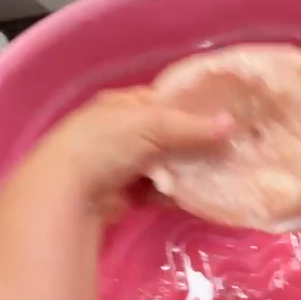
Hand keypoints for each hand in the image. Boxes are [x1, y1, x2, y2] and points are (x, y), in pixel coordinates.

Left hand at [33, 87, 233, 217]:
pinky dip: (170, 193)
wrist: (69, 190)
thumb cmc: (106, 144)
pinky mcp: (123, 191)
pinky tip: (186, 197)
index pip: (166, 101)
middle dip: (193, 145)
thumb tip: (231, 123)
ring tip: (210, 176)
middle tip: (224, 152)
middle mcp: (121, 130)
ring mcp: (121, 161)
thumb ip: (192, 126)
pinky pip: (156, 189)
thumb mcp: (152, 125)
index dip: (194, 109)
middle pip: (168, 135)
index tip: (223, 119)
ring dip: (183, 172)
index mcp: (124, 104)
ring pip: (165, 164)